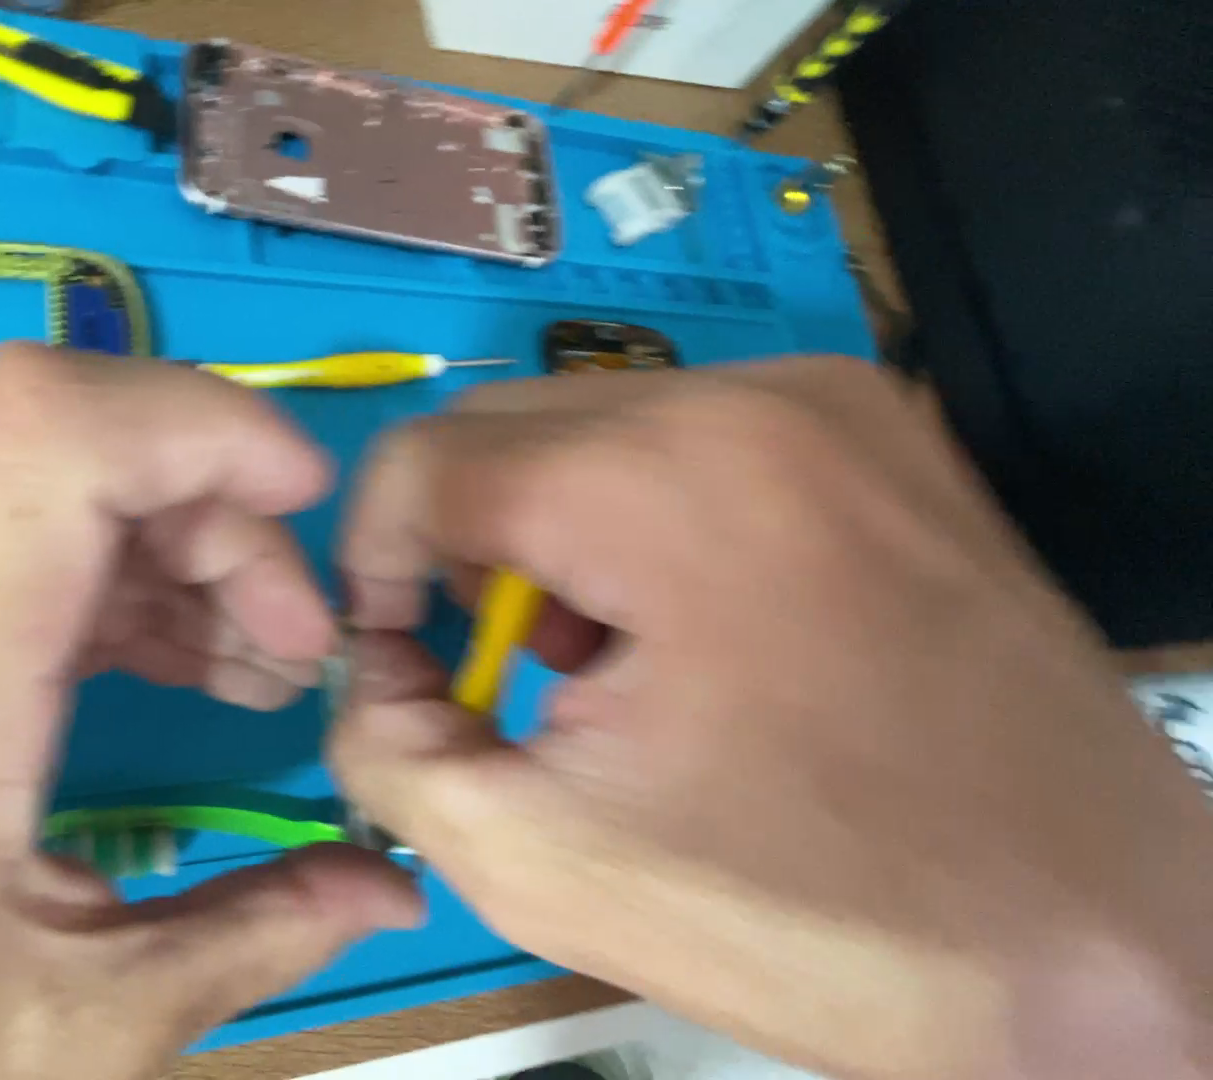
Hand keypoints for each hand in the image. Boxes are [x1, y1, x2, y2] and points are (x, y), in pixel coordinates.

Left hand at [0, 344, 417, 1079]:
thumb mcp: (74, 1033)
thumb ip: (253, 934)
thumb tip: (388, 885)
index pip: (47, 435)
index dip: (196, 422)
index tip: (299, 495)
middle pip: (74, 445)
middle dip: (221, 515)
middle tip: (297, 641)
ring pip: (51, 486)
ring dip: (180, 549)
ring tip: (253, 663)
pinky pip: (12, 542)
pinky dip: (120, 579)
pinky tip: (174, 660)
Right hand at [331, 358, 1212, 1079]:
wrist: (1110, 958)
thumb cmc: (808, 912)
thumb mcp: (530, 858)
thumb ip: (380, 747)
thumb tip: (361, 666)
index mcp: (661, 482)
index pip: (419, 463)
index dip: (373, 563)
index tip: (398, 656)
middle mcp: (743, 399)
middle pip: (486, 431)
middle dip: (446, 547)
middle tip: (480, 659)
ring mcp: (818, 401)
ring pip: (567, 429)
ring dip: (528, 531)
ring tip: (581, 650)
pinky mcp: (860, 431)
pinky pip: (660, 441)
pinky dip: (613, 517)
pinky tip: (663, 617)